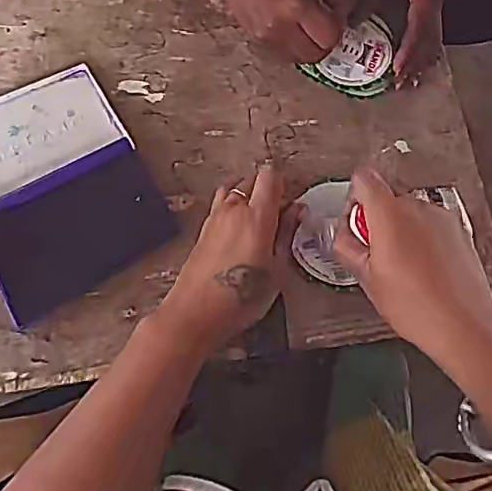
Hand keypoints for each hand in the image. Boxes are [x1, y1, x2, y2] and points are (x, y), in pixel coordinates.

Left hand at [154, 166, 301, 353]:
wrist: (194, 314)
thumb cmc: (238, 298)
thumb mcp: (277, 270)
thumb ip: (287, 234)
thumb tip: (297, 211)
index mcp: (256, 216)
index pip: (269, 176)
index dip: (283, 183)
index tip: (291, 201)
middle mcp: (233, 210)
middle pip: (251, 179)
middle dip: (267, 189)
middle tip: (280, 212)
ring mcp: (214, 219)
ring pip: (233, 189)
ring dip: (247, 195)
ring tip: (259, 218)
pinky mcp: (202, 231)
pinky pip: (220, 205)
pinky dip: (232, 208)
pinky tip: (239, 230)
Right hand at [214, 0, 352, 63]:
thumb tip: (346, 4)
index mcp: (294, 6)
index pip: (329, 35)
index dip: (339, 27)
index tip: (339, 13)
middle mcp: (280, 27)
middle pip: (316, 54)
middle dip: (327, 42)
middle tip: (329, 24)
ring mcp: (266, 37)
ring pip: (300, 58)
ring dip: (311, 47)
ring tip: (311, 27)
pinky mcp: (256, 39)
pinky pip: (284, 52)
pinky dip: (295, 45)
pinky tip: (293, 27)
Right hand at [330, 167, 491, 369]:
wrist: (464, 325)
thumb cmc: (418, 307)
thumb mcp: (366, 279)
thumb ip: (347, 246)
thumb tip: (344, 234)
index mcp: (389, 213)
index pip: (364, 178)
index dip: (355, 197)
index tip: (356, 222)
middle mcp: (417, 207)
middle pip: (387, 198)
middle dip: (378, 221)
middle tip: (377, 255)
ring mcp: (441, 217)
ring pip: (411, 213)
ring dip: (403, 232)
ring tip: (404, 269)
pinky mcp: (459, 230)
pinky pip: (432, 226)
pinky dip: (425, 241)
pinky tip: (425, 272)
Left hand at [357, 0, 443, 88]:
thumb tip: (355, 20)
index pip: (419, 28)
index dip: (409, 51)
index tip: (399, 70)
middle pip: (430, 38)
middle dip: (417, 63)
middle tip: (403, 84)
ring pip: (435, 35)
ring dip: (422, 58)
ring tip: (412, 78)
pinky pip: (435, 26)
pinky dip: (427, 45)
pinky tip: (424, 57)